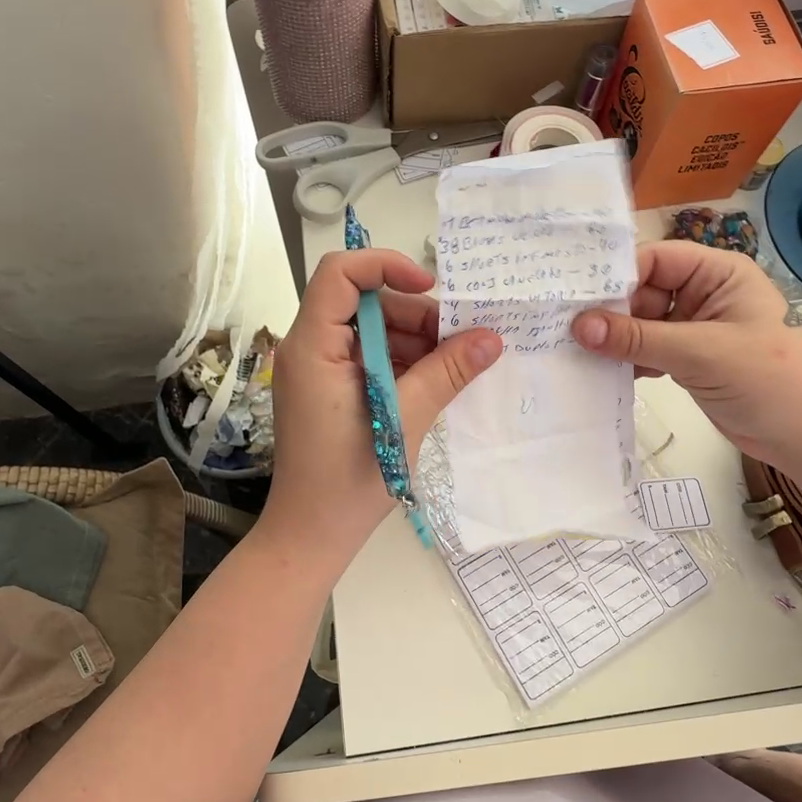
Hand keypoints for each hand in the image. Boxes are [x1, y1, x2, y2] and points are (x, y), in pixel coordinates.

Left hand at [266, 249, 502, 548]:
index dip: (385, 266)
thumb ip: (448, 372)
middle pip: (364, 303)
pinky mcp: (330, 392)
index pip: (341, 273)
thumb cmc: (349, 478)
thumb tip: (493, 338)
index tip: (430, 289)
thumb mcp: (405, 418)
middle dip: (415, 316)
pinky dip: (403, 364)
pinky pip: (369, 359)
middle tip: (461, 341)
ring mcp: (318, 371)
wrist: (311, 534)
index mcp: (312, 346)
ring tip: (455, 366)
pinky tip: (435, 382)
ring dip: (415, 342)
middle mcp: (308, 349)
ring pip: (371, 332)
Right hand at [571, 241, 801, 464]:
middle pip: (643, 291)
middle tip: (567, 331)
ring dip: (616, 339)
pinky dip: (628, 360)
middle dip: (610, 311)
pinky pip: (649, 350)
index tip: (575, 300)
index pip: (654, 259)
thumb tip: (578, 326)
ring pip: (642, 324)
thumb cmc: (769, 381)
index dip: (616, 276)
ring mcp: (697, 329)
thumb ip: (637, 338)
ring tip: (577, 352)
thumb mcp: (700, 353)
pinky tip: (603, 372)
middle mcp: (705, 294)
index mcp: (718, 273)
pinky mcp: (691, 360)